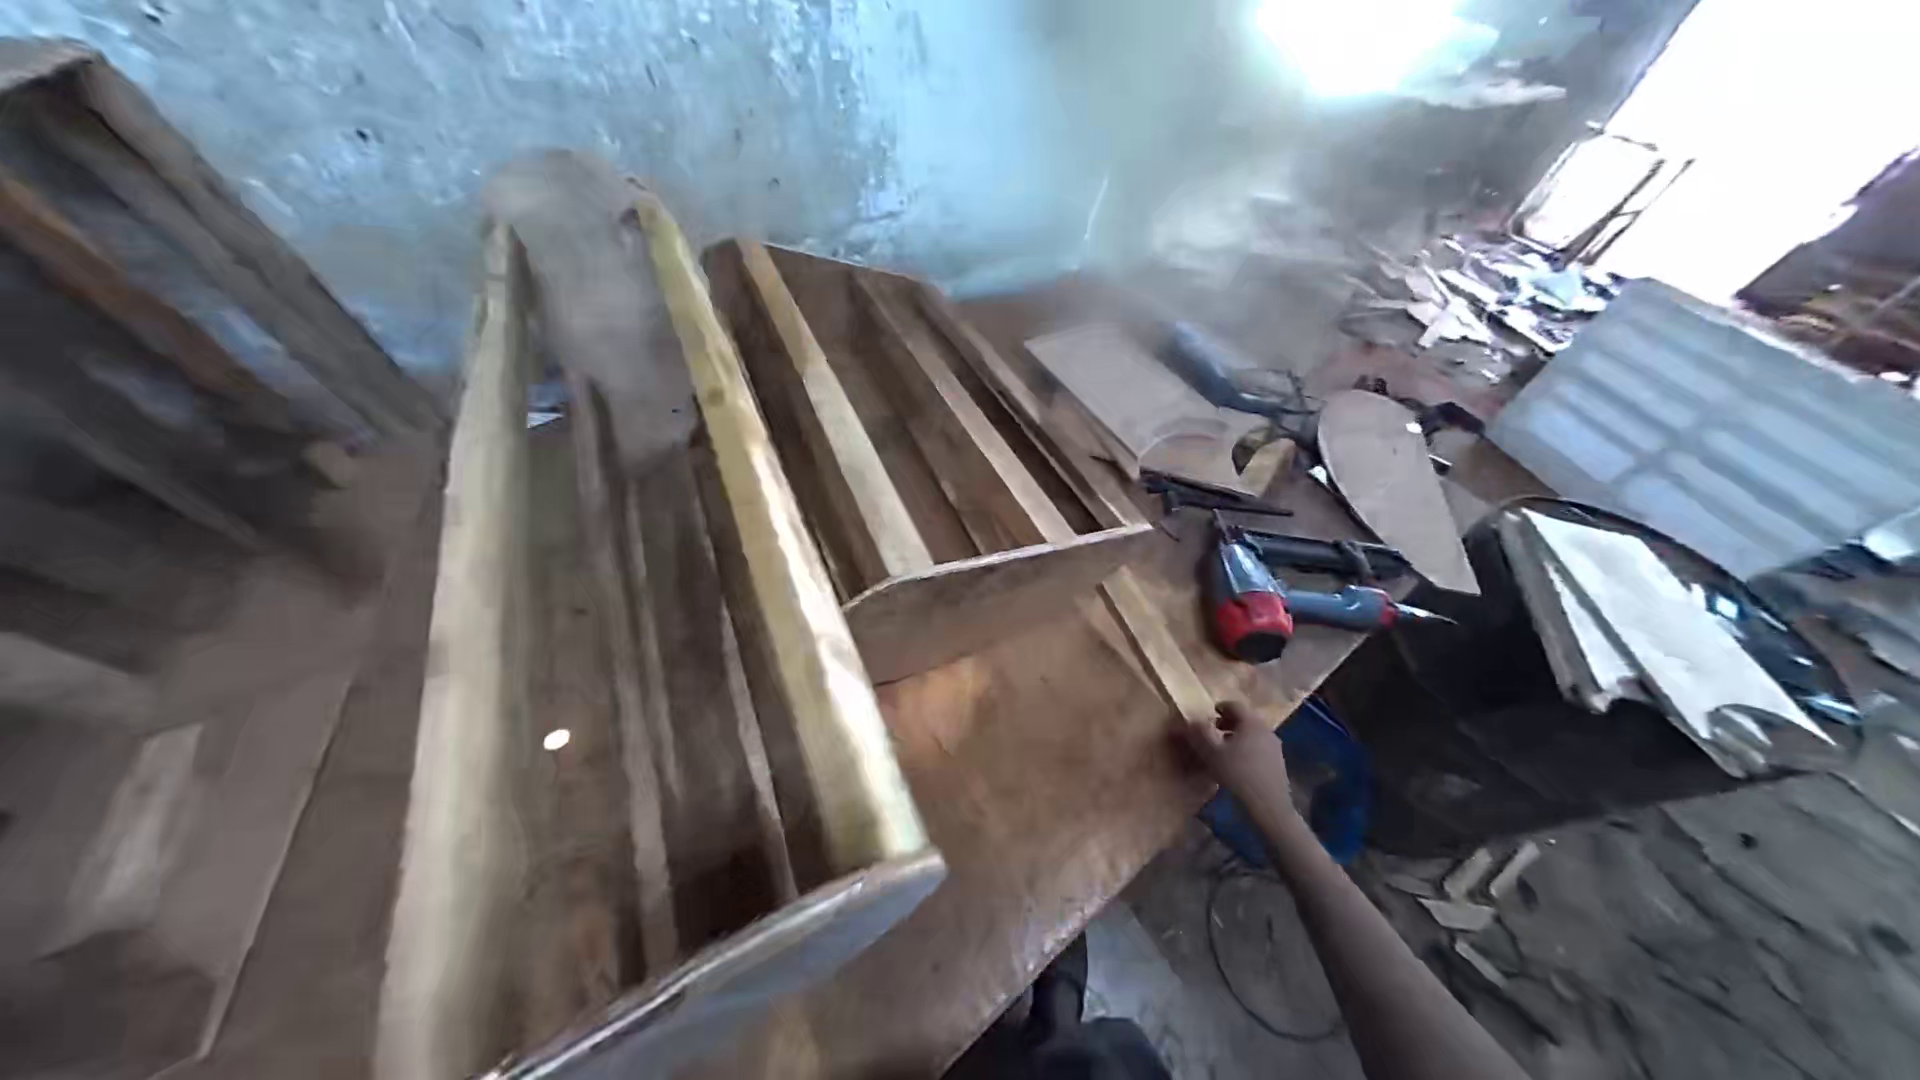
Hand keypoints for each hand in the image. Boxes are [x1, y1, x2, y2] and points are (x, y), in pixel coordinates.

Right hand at [1184, 701, 1293, 821]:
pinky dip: (1247, 748)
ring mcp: (1274, 746)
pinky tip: (1238, 764)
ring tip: (1223, 750)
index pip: (1233, 705)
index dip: (1218, 708)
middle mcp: (1265, 730)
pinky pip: (1259, 747)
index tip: (1207, 717)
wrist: (1268, 805)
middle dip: (1226, 723)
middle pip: (1244, 719)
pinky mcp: (1278, 762)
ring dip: (1237, 736)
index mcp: (1251, 722)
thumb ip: (1198, 734)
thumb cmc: (1237, 774)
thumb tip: (1187, 720)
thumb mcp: (1211, 753)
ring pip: (1252, 733)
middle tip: (1212, 732)